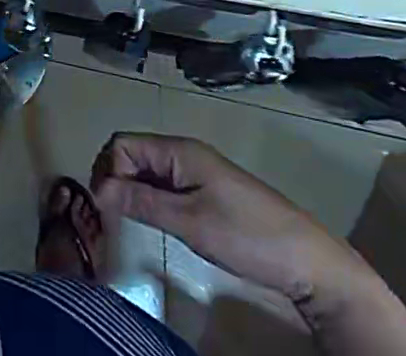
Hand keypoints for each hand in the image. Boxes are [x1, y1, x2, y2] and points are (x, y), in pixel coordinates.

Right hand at [92, 134, 396, 329]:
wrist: (307, 261)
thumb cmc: (247, 235)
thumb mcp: (189, 221)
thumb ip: (142, 201)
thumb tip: (98, 190)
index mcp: (179, 151)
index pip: (123, 144)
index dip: (109, 170)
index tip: (107, 208)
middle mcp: (183, 154)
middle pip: (131, 154)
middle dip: (115, 179)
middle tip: (113, 217)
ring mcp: (195, 173)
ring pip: (146, 171)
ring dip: (130, 191)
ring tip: (126, 222)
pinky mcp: (204, 193)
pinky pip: (163, 186)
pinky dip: (148, 199)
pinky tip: (150, 222)